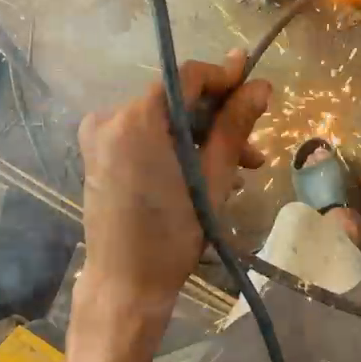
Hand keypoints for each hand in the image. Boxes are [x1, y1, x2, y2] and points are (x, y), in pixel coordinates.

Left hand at [76, 50, 270, 316]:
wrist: (126, 284)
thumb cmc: (173, 235)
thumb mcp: (213, 179)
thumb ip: (234, 127)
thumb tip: (260, 85)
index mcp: (135, 120)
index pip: (187, 77)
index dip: (225, 78)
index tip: (256, 85)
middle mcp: (109, 118)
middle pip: (176, 100)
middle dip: (219, 120)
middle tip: (255, 148)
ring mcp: (99, 138)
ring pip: (164, 122)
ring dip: (202, 139)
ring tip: (240, 171)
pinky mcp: (100, 156)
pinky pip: (147, 139)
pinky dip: (177, 149)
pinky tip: (207, 175)